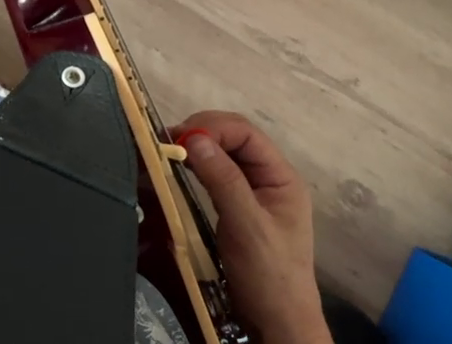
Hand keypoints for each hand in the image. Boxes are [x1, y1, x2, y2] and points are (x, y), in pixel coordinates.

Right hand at [171, 111, 330, 343]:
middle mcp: (269, 178)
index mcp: (281, 178)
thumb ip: (223, 181)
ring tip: (170, 152)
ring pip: (223, 152)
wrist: (277, 323)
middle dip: (201, 132)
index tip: (180, 139)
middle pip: (233, 136)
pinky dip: (197, 164)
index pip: (245, 132)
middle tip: (170, 143)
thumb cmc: (269, 276)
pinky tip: (180, 169)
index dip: (212, 127)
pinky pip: (216, 171)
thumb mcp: (246, 227)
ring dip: (197, 146)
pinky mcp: (238, 204)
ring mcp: (254, 191)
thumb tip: (193, 138)